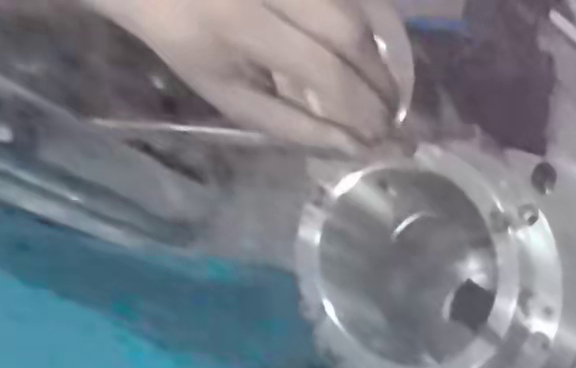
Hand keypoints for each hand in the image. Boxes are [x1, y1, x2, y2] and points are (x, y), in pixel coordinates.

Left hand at [89, 0, 395, 150]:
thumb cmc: (185, 40)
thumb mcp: (233, 96)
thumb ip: (298, 126)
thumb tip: (360, 146)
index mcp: (234, 22)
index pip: (328, 72)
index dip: (366, 109)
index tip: (382, 136)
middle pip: (349, 30)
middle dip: (380, 78)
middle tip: (389, 110)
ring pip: (352, 5)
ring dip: (375, 50)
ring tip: (376, 82)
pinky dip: (362, 21)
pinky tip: (362, 47)